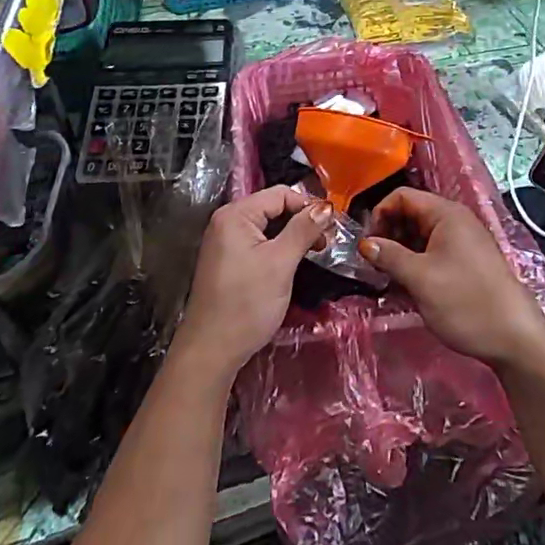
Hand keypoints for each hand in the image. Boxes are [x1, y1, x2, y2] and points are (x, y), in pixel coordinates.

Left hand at [177, 186, 334, 376]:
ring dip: (294, 234)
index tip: (333, 227)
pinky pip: (260, 241)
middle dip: (303, 220)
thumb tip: (327, 206)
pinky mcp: (229, 260)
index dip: (309, 206)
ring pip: (268, 226)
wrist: (212, 350)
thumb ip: (303, 230)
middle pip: (273, 207)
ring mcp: (226, 241)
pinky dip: (280, 247)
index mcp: (235, 215)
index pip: (280, 194)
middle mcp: (227, 221)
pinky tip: (294, 261)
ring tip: (316, 252)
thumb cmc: (246, 304)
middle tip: (327, 242)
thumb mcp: (280, 263)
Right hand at [362, 188, 544, 367]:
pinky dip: (415, 263)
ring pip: (420, 236)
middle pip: (410, 214)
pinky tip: (406, 286)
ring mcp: (463, 242)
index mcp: (446, 214)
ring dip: (400, 252)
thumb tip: (365, 244)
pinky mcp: (466, 263)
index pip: (402, 196)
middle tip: (373, 264)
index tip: (366, 244)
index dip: (379, 214)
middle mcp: (455, 221)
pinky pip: (432, 253)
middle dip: (388, 234)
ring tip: (386, 277)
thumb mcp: (420, 278)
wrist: (514, 337)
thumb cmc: (465, 302)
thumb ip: (389, 256)